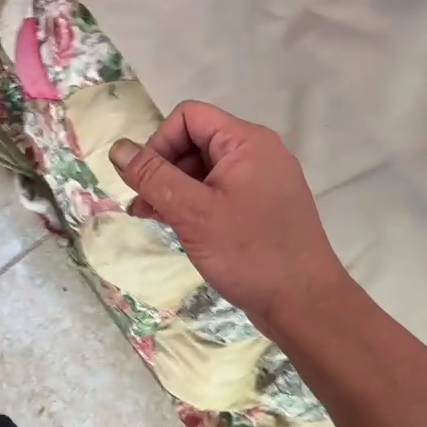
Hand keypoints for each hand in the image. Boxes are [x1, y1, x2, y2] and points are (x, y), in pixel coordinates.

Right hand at [110, 101, 350, 326]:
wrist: (308, 309)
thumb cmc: (249, 253)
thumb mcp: (191, 212)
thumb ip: (151, 176)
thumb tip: (118, 148)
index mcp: (246, 142)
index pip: (188, 117)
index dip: (160, 142)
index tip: (147, 180)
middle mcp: (258, 152)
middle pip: (194, 140)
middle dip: (163, 168)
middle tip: (144, 203)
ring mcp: (263, 180)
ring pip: (203, 168)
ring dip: (173, 188)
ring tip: (150, 217)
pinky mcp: (262, 206)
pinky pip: (218, 190)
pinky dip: (194, 202)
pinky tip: (175, 226)